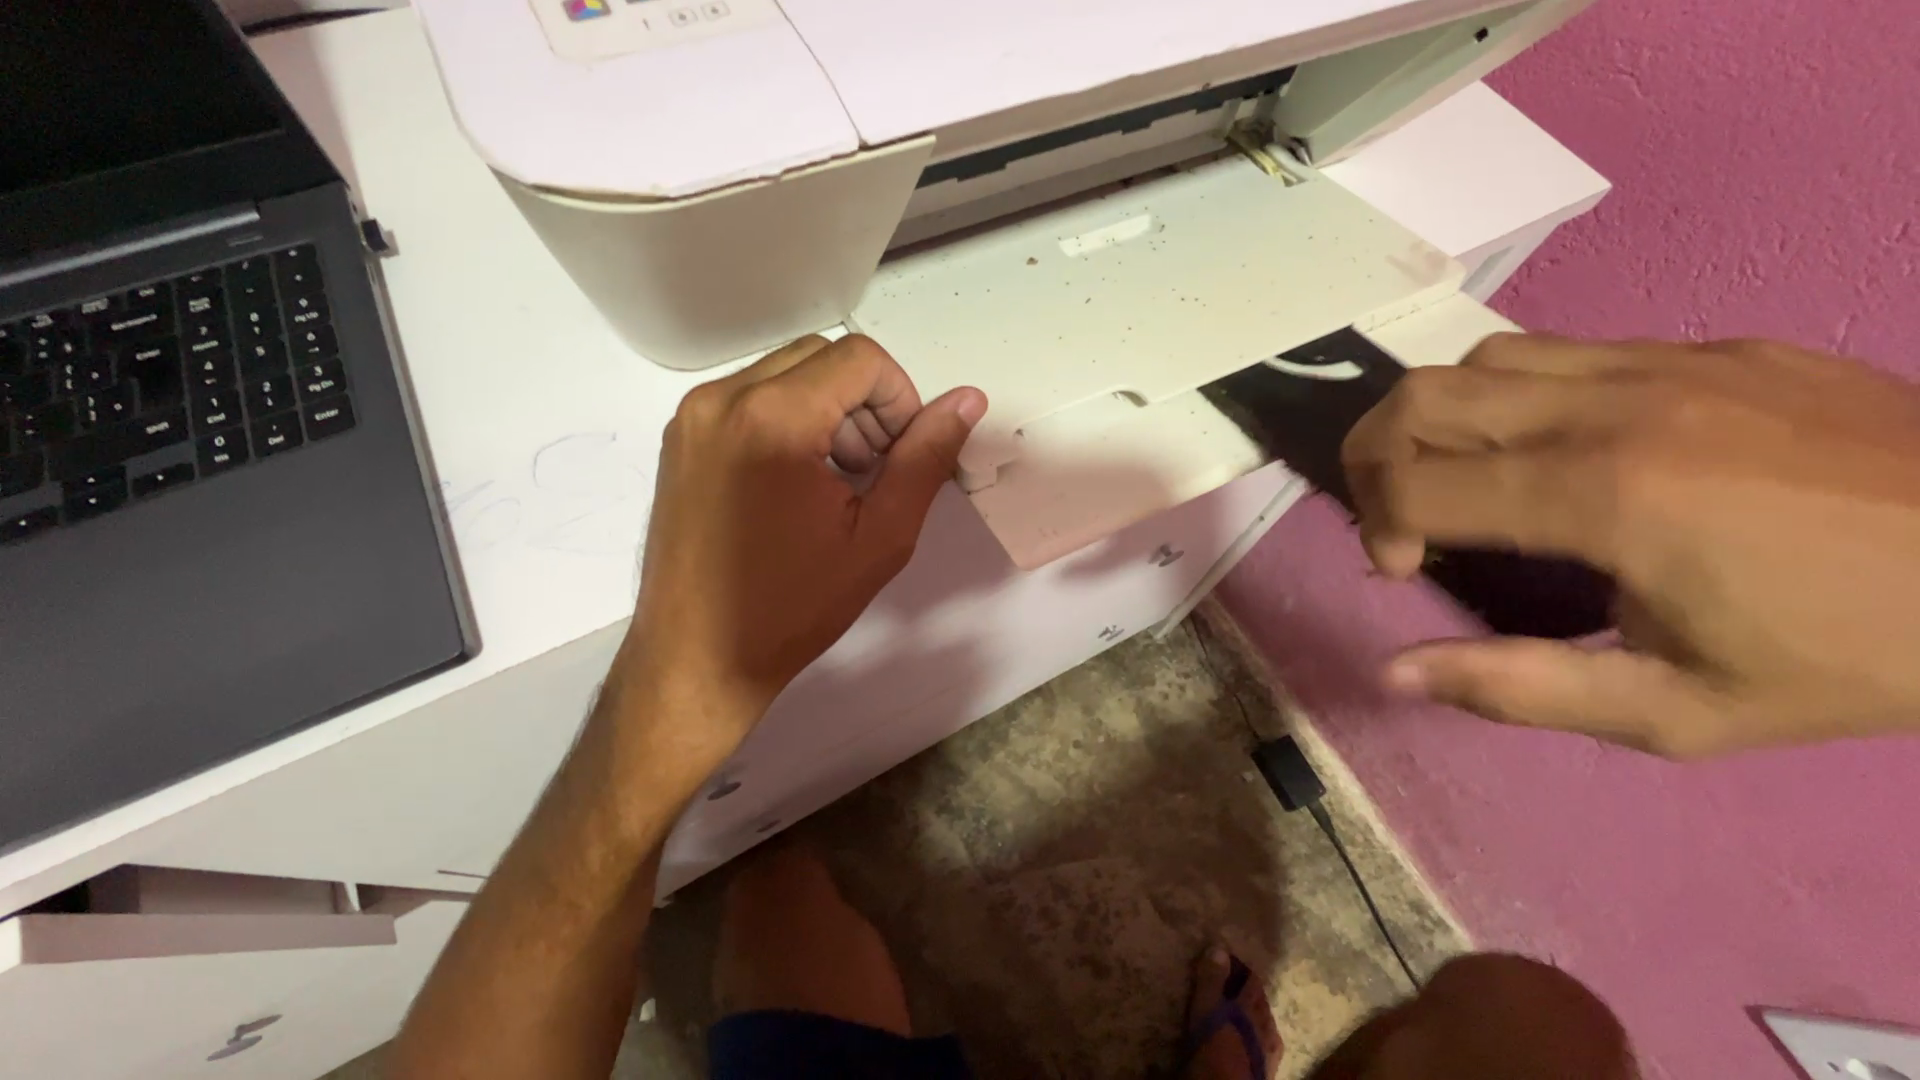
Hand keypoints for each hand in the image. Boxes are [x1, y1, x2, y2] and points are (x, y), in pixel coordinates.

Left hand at [613, 334, 986, 763]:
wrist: (698, 658)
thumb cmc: (792, 607)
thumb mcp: (879, 537)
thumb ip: (925, 458)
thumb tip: (967, 400)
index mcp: (770, 418)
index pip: (859, 359)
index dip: (899, 399)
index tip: (900, 457)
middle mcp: (721, 399)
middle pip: (822, 357)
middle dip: (864, 402)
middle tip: (873, 471)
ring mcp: (692, 418)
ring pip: (785, 373)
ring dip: (828, 409)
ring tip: (838, 481)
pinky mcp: (681, 439)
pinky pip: (750, 398)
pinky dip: (789, 419)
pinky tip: (797, 484)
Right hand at [1343, 334, 1919, 757]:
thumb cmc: (1861, 652)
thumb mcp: (1680, 713)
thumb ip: (1519, 687)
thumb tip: (1392, 668)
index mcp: (1602, 497)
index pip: (1416, 483)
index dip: (1378, 528)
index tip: (1409, 570)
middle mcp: (1612, 407)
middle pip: (1421, 398)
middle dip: (1372, 457)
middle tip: (1401, 514)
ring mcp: (1663, 361)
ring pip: (1479, 359)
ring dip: (1437, 418)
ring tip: (1463, 474)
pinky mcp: (1707, 345)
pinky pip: (1562, 349)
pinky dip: (1512, 394)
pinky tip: (1552, 447)